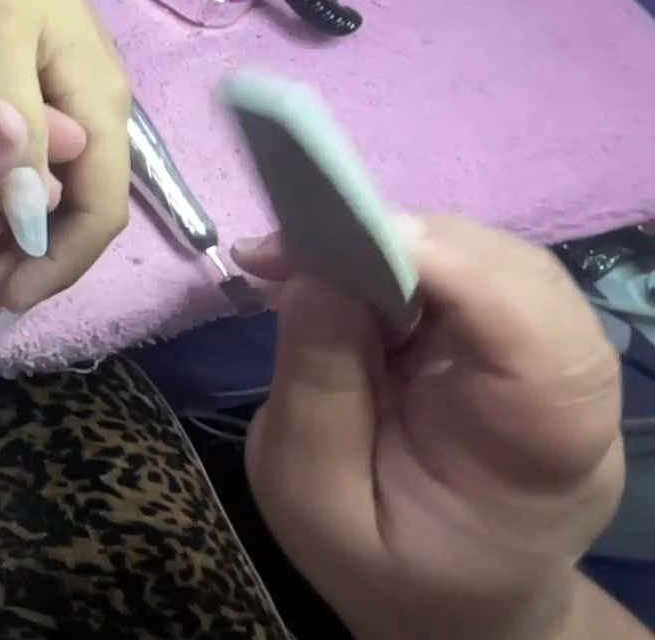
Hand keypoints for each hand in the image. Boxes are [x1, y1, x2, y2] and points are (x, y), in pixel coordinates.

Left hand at [0, 0, 131, 313]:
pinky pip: (15, 161)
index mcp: (95, 99)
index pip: (99, 205)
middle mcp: (87, 105)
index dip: (57, 259)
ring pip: (44, 186)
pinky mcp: (18, 92)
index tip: (4, 296)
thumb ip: (12, 128)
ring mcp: (52, 98)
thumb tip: (35, 217)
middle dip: (36, 255)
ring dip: (11, 231)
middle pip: (76, 203)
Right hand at [235, 217, 624, 639]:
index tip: (334, 240)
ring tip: (286, 260)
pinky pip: (454, 272)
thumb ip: (316, 387)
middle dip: (392, 240)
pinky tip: (317, 270)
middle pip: (513, 276)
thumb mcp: (313, 491)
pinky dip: (379, 253)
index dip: (446, 268)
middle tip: (280, 253)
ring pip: (484, 259)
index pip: (533, 338)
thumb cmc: (376, 562)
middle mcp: (561, 392)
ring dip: (378, 239)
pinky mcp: (497, 344)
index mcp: (533, 449)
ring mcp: (537, 363)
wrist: (448, 603)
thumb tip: (310, 276)